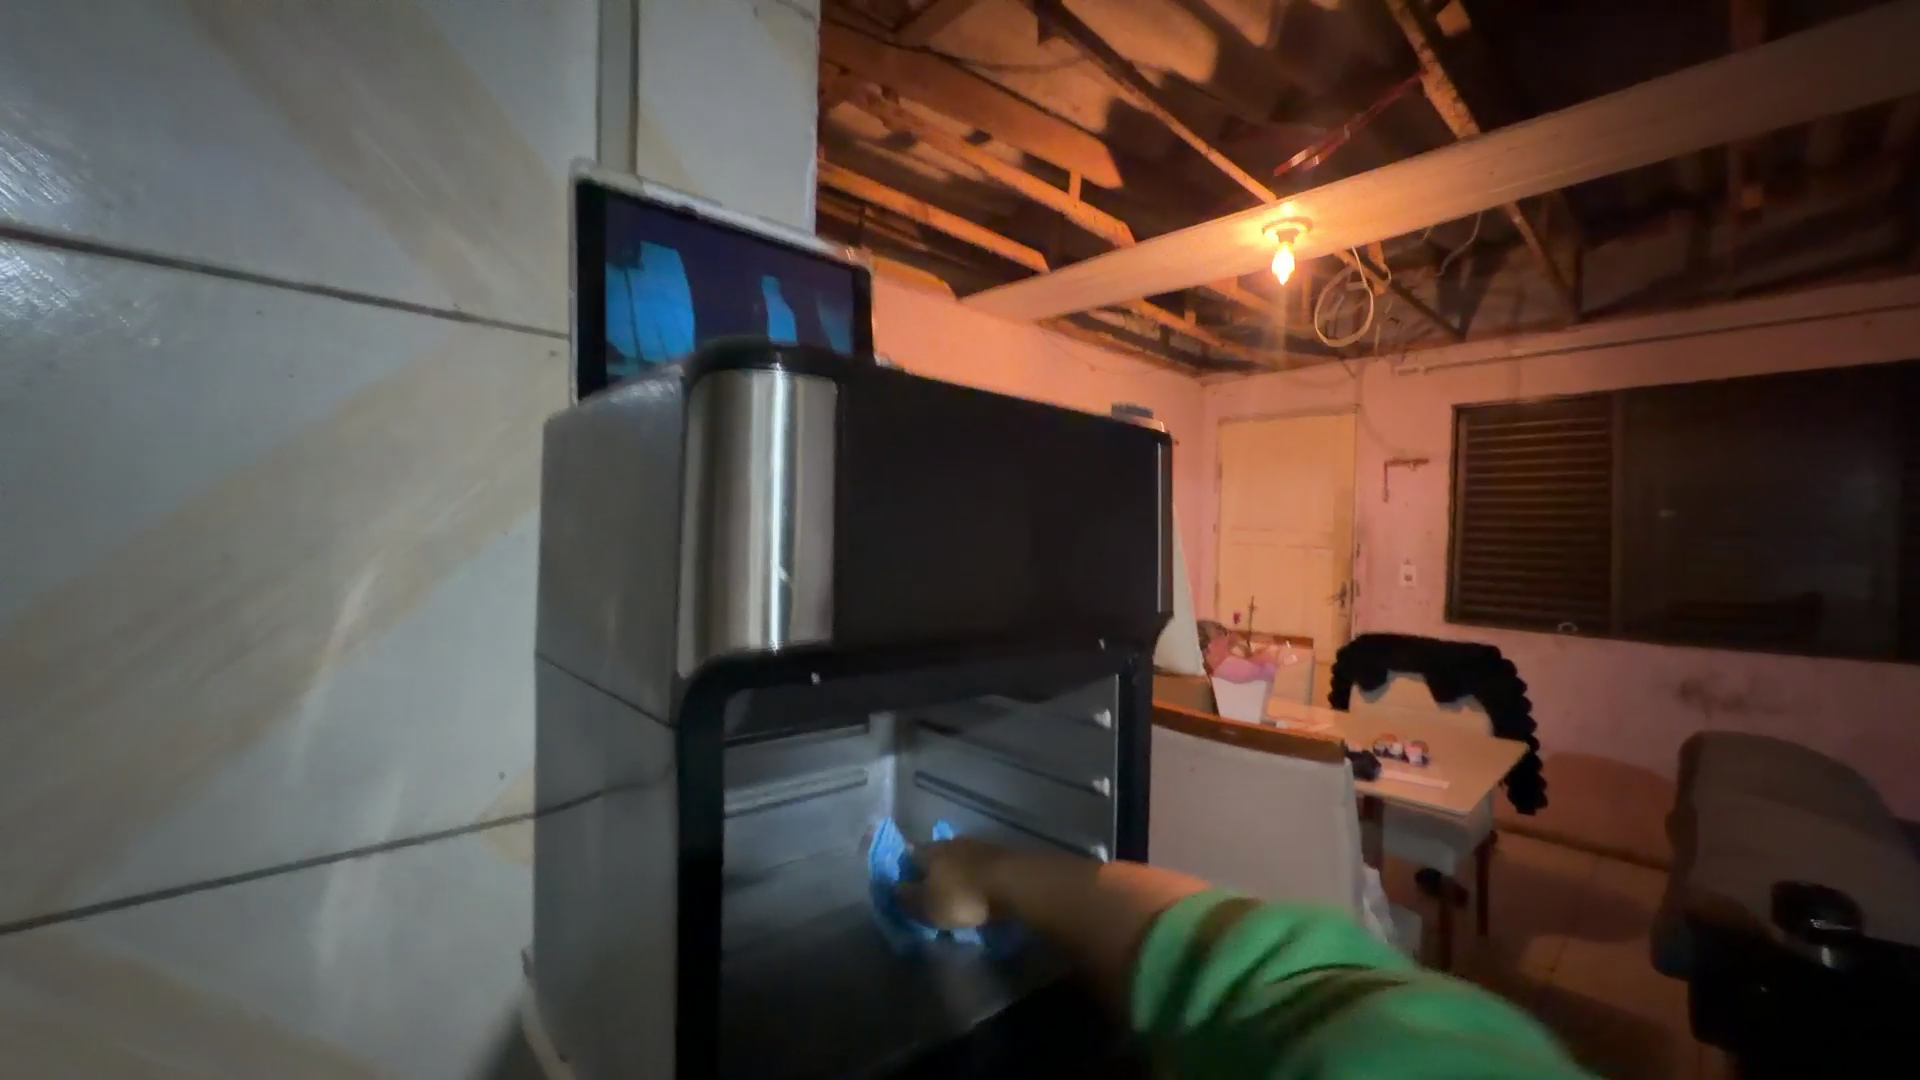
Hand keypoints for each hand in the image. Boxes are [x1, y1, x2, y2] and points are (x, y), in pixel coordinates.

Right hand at [902, 838, 1006, 929]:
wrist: (1010, 883)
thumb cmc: (961, 896)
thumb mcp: (927, 905)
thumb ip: (908, 898)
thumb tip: (895, 890)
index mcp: (930, 851)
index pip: (911, 855)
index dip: (906, 870)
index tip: (905, 885)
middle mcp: (951, 842)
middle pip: (936, 856)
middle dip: (933, 872)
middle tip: (931, 892)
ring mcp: (977, 846)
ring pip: (959, 860)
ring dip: (956, 874)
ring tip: (956, 894)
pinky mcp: (998, 856)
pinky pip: (979, 868)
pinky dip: (975, 879)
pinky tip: (978, 892)